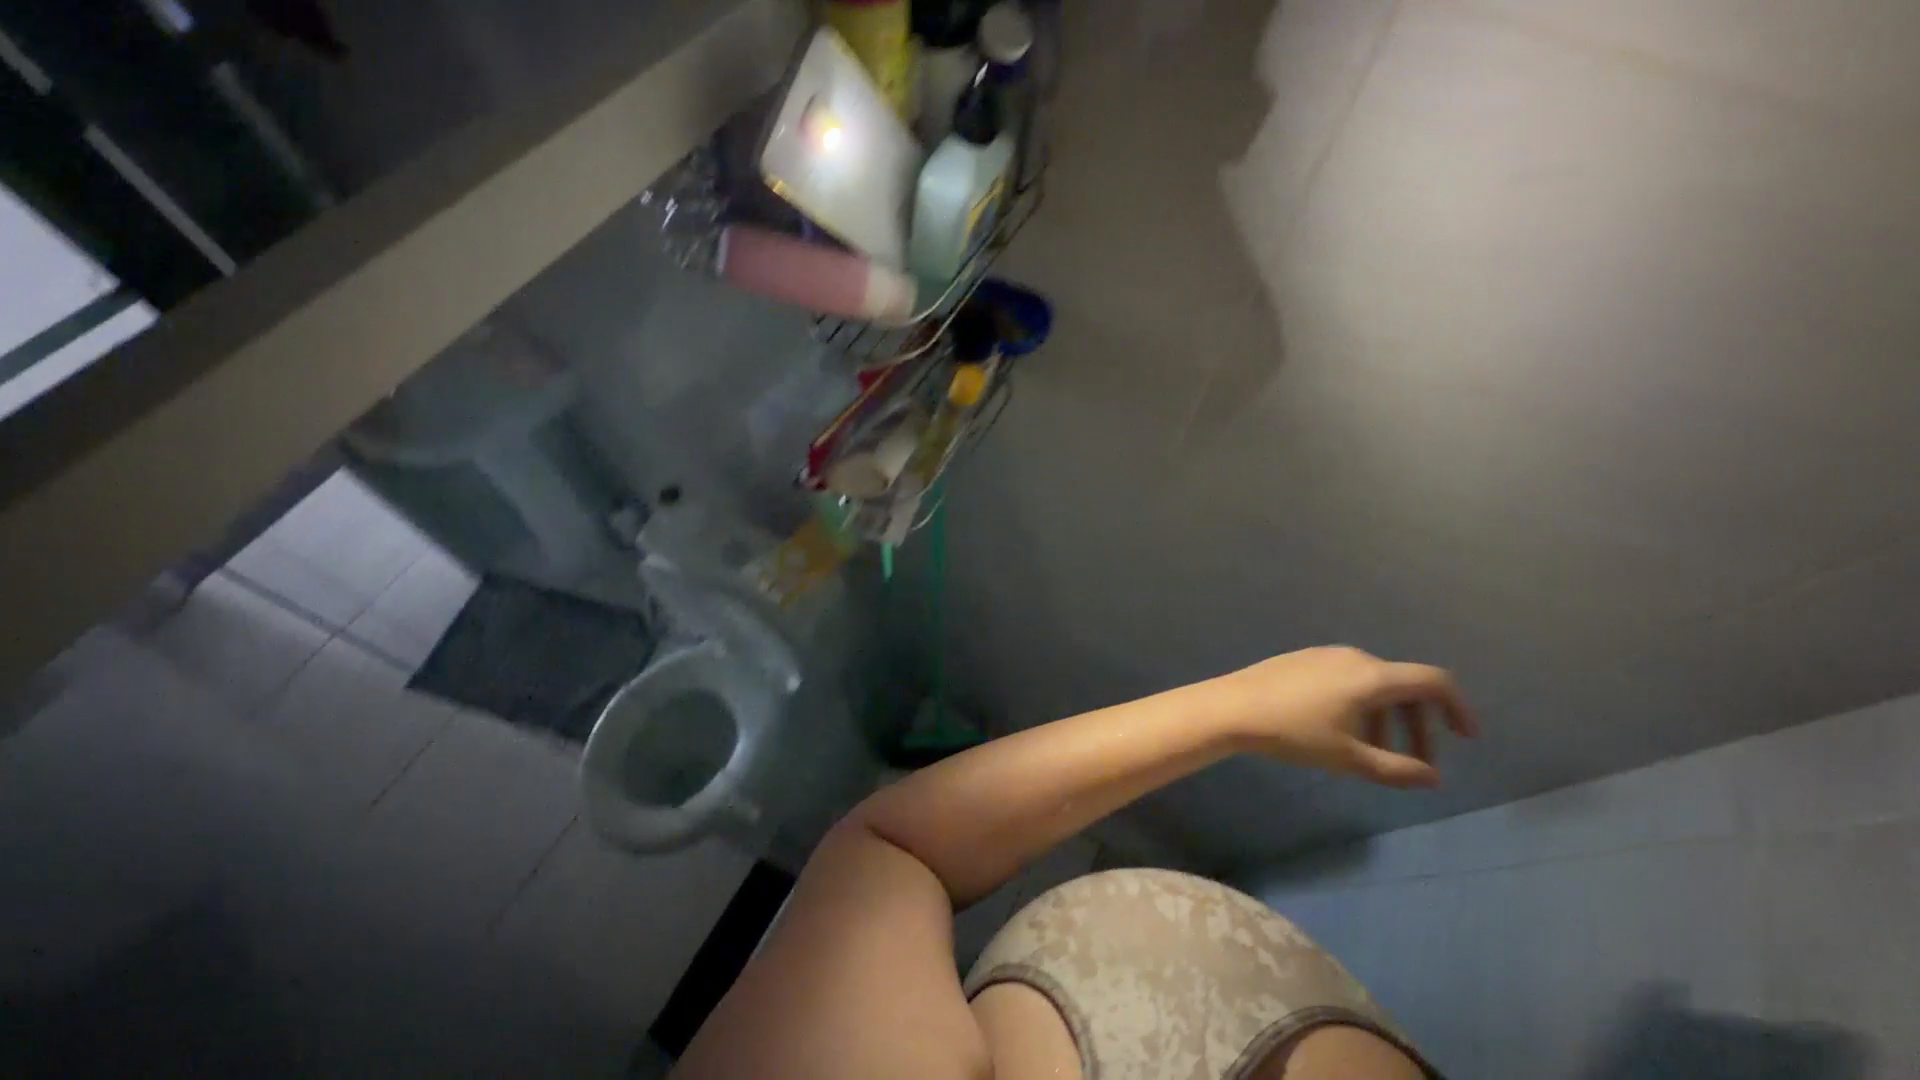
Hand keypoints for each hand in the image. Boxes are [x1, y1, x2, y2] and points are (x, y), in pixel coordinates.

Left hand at [1216, 646, 1478, 788]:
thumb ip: (1396, 769)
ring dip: (1387, 719)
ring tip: (1378, 754)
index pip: (1433, 681)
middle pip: (1403, 686)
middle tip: (1419, 761)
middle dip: (1417, 725)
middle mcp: (1356, 657)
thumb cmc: (1293, 734)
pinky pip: (1348, 679)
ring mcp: (1327, 655)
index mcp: (1373, 676)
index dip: (1457, 707)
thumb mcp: (1348, 758)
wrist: (1232, 707)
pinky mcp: (1304, 659)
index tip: (1466, 737)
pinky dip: (1361, 705)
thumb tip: (1434, 778)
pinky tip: (1344, 733)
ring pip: (1373, 685)